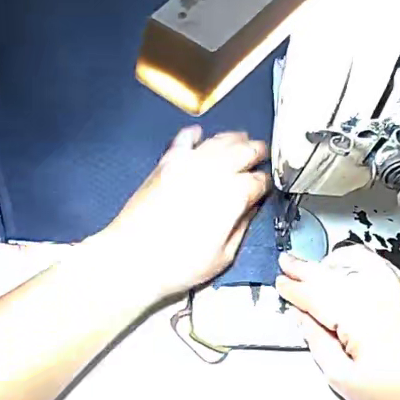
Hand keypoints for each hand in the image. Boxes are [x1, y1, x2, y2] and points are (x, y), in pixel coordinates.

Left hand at [85, 127, 270, 304]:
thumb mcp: (223, 256)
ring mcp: (188, 163)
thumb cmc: (178, 264)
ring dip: (234, 139)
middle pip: (245, 150)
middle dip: (257, 152)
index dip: (266, 183)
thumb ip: (242, 227)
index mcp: (233, 195)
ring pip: (219, 140)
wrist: (132, 258)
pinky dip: (196, 135)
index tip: (266, 188)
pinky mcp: (166, 163)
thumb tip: (251, 209)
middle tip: (262, 155)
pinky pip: (185, 139)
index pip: (259, 180)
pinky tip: (200, 136)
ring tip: (241, 141)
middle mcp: (214, 171)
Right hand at [276, 246, 399, 399]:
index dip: (293, 289)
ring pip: (353, 260)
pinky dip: (355, 262)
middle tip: (287, 266)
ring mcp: (397, 289)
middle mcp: (379, 294)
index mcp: (359, 315)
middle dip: (305, 269)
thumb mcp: (341, 377)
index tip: (281, 285)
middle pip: (332, 273)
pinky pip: (376, 263)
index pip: (315, 293)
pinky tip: (345, 269)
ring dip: (329, 263)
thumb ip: (316, 340)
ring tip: (312, 269)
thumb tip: (301, 317)